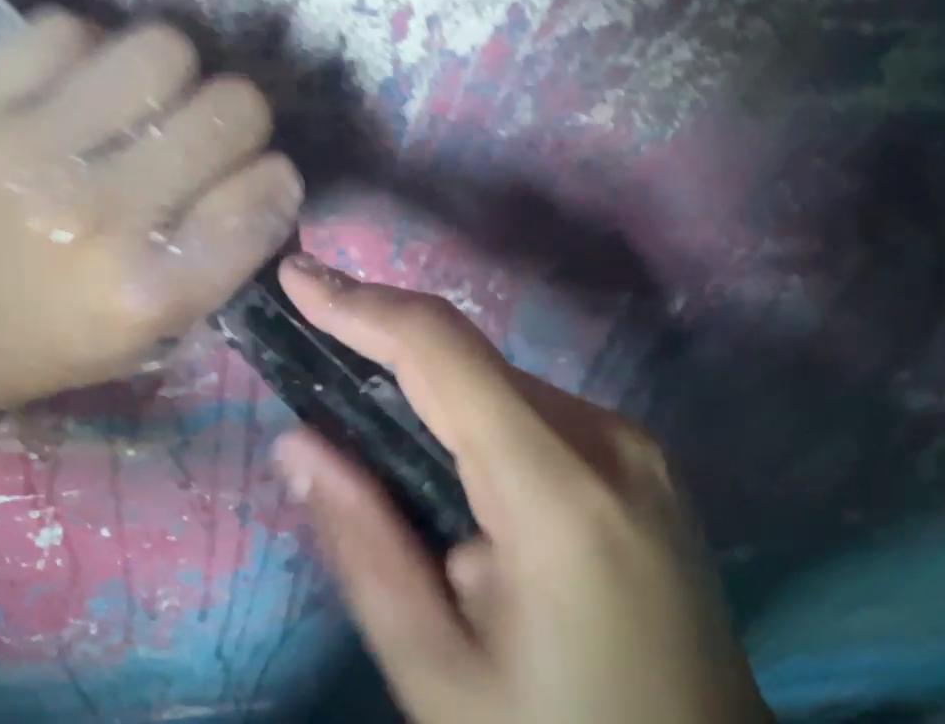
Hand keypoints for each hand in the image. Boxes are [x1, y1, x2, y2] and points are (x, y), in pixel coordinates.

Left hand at [0, 14, 302, 409]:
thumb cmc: (55, 341)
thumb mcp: (155, 333)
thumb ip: (224, 255)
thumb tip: (270, 170)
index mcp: (150, 289)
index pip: (267, 191)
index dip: (275, 178)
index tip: (254, 180)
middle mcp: (101, 216)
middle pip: (231, 108)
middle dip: (236, 118)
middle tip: (204, 135)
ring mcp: (35, 154)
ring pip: (162, 49)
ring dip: (172, 72)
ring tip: (146, 102)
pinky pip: (69, 30)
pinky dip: (88, 51)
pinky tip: (81, 90)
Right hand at [270, 255, 770, 723]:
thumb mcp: (439, 669)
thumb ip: (366, 545)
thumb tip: (297, 442)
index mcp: (558, 493)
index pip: (443, 354)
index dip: (362, 304)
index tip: (297, 276)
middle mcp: (609, 442)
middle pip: (473, 364)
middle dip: (386, 351)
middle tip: (310, 364)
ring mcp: (639, 449)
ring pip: (503, 385)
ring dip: (431, 395)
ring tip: (371, 443)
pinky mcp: (647, 463)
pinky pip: (538, 415)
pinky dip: (477, 422)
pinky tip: (449, 477)